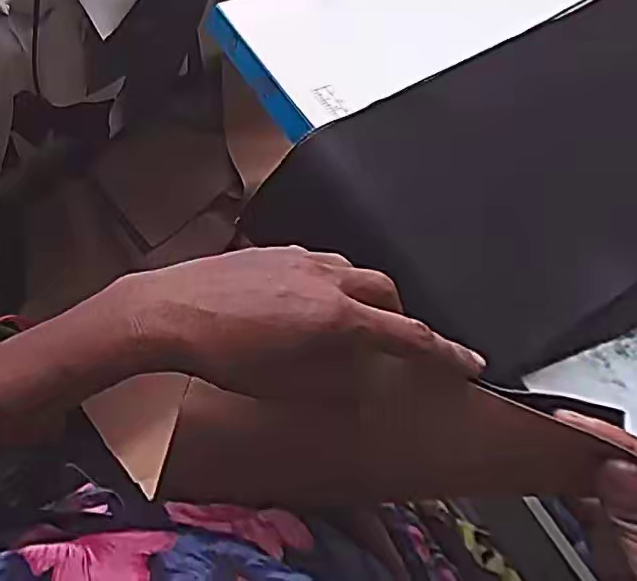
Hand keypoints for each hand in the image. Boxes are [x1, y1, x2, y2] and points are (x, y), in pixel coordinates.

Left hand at [100, 246, 484, 397]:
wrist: (171, 310)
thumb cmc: (222, 351)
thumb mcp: (289, 387)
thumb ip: (338, 382)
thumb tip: (360, 379)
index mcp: (334, 314)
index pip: (407, 333)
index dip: (444, 352)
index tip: (465, 361)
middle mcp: (319, 276)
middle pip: (384, 288)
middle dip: (399, 315)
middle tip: (394, 342)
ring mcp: (293, 258)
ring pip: (349, 269)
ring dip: (360, 294)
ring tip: (344, 323)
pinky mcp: (269, 250)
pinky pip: (315, 260)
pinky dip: (327, 280)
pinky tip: (305, 300)